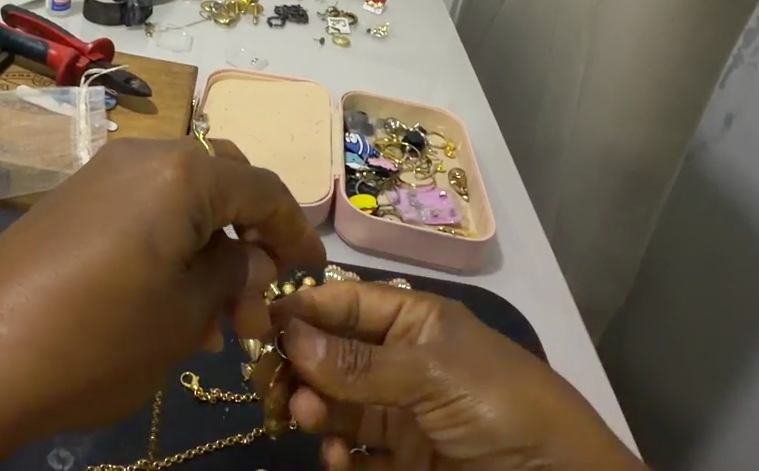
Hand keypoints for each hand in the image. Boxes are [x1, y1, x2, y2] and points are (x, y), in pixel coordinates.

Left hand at [0, 138, 325, 469]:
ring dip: (206, 245)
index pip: (262, 189)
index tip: (311, 272)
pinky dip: (168, 242)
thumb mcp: (185, 315)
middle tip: (253, 304)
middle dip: (247, 237)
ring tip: (210, 319)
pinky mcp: (72, 197)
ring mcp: (102, 172)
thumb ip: (232, 274)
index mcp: (184, 172)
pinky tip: (164, 298)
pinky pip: (141, 206)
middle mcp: (145, 155)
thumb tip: (253, 256)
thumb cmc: (98, 336)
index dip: (294, 231)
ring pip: (180, 196)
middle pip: (222, 181)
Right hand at [271, 281, 646, 470]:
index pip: (346, 303)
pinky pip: (356, 453)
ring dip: (314, 407)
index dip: (304, 309)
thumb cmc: (500, 404)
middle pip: (333, 355)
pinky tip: (335, 457)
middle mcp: (401, 361)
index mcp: (414, 320)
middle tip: (267, 380)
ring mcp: (402, 414)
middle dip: (301, 364)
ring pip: (338, 404)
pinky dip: (338, 454)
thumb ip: (358, 363)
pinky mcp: (405, 463)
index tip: (258, 323)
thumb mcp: (431, 373)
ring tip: (302, 415)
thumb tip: (289, 335)